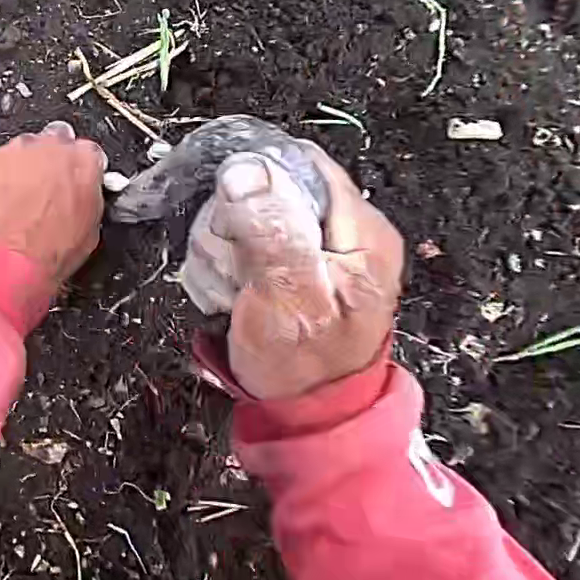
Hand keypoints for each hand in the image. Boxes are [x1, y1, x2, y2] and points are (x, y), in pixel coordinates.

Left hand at [0, 121, 106, 285]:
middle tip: (45, 189)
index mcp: (86, 158)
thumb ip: (91, 192)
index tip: (71, 179)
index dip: (78, 168)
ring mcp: (22, 150)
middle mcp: (55, 146)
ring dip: (26, 166)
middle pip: (55, 141)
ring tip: (22, 197)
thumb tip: (87, 190)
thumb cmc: (54, 248)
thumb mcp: (93, 223)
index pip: (87, 150)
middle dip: (51, 162)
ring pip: (26, 148)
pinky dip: (0, 174)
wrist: (16, 261)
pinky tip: (4, 197)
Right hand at [189, 144, 403, 399]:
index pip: (298, 163)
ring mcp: (304, 247)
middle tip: (239, 270)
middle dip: (231, 228)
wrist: (301, 416)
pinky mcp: (279, 264)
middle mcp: (334, 230)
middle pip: (261, 188)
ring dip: (221, 253)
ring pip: (238, 216)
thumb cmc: (305, 366)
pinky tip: (232, 293)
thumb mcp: (291, 297)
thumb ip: (272, 230)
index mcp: (357, 228)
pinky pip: (232, 243)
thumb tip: (245, 168)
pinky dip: (221, 268)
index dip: (256, 182)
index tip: (234, 219)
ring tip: (236, 289)